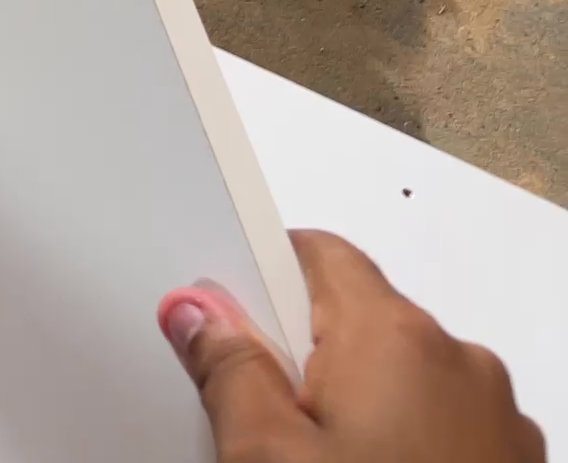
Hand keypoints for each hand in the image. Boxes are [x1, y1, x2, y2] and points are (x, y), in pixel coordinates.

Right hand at [158, 229, 542, 461]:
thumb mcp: (265, 449)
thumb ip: (226, 363)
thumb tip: (197, 310)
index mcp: (400, 339)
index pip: (311, 252)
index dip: (253, 269)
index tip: (220, 308)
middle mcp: (460, 365)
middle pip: (342, 311)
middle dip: (287, 340)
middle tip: (255, 402)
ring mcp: (497, 422)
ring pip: (380, 365)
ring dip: (332, 388)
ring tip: (303, 450)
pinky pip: (421, 411)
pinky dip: (378, 425)